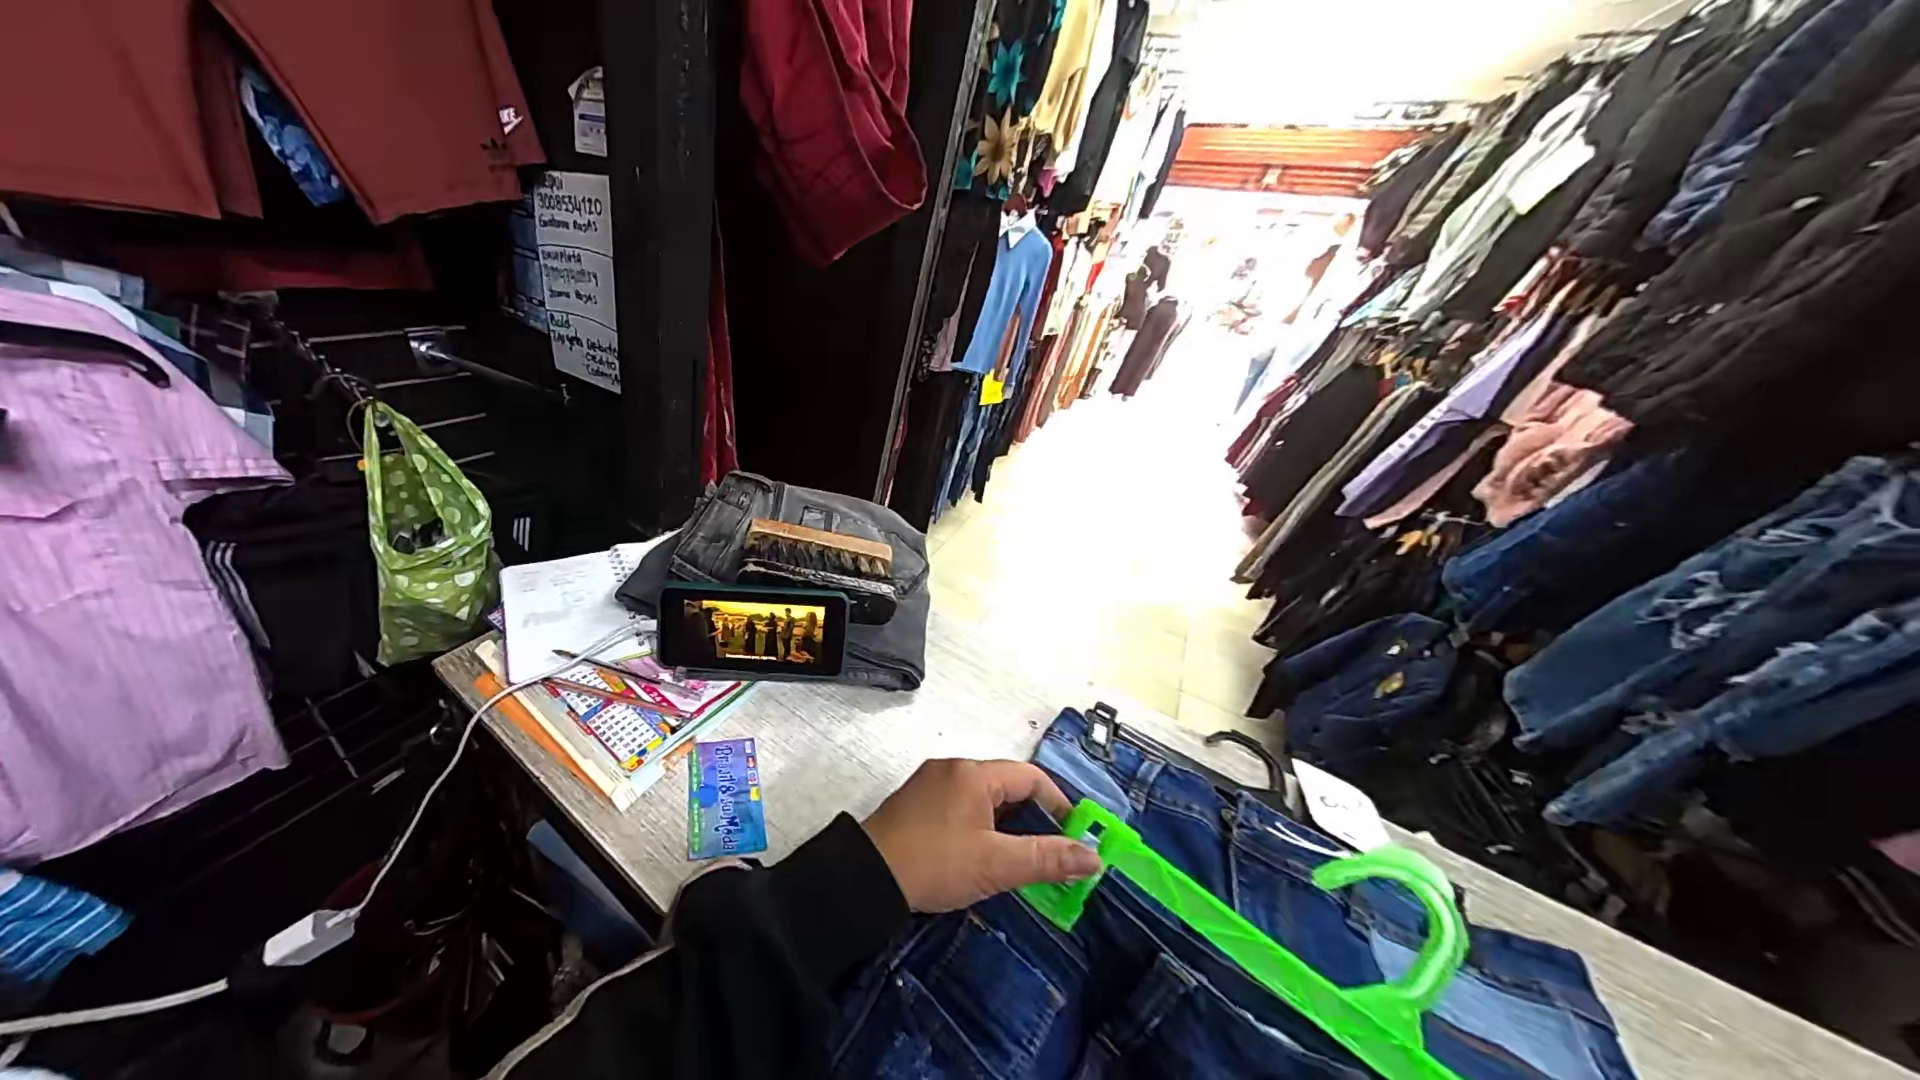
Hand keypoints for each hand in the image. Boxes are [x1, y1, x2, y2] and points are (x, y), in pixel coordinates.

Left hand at [861, 759, 1102, 912]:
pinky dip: (979, 823)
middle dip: (1031, 815)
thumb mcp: (996, 864)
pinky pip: (959, 804)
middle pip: (1006, 784)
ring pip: (982, 796)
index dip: (1057, 803)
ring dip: (1005, 821)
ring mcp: (930, 782)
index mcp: (973, 773)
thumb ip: (1046, 858)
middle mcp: (952, 767)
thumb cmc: (935, 863)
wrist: (865, 878)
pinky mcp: (914, 802)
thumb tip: (1093, 857)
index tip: (1073, 834)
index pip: (1030, 777)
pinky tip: (980, 852)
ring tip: (1018, 856)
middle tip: (1048, 850)